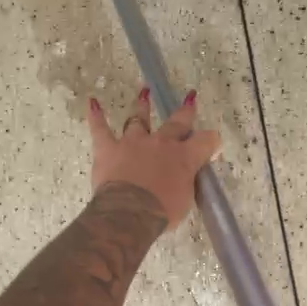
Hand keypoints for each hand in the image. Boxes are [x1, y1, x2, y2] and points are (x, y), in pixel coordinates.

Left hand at [88, 86, 220, 229]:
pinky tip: (92, 102)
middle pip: (176, 123)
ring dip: (142, 106)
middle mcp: (161, 143)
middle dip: (185, 112)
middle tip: (190, 99)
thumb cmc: (162, 212)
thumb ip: (188, 182)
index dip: (211, 140)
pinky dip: (96, 116)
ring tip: (144, 92)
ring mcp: (133, 143)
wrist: (130, 213)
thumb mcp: (186, 200)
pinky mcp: (109, 148)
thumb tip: (188, 175)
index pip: (205, 141)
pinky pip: (100, 129)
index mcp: (184, 157)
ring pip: (139, 119)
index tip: (213, 142)